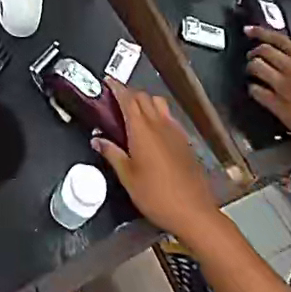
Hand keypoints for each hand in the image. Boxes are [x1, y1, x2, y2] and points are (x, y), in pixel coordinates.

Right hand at [92, 80, 223, 242]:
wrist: (192, 210)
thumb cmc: (156, 195)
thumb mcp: (128, 177)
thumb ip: (112, 154)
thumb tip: (98, 140)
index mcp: (142, 130)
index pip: (128, 99)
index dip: (117, 87)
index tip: (108, 82)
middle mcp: (159, 124)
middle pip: (144, 97)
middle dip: (129, 93)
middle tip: (116, 101)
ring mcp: (175, 130)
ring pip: (159, 103)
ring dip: (145, 101)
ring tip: (134, 113)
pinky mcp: (185, 139)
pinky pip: (169, 117)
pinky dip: (158, 114)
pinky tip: (153, 130)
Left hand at [246, 27, 290, 164]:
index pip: (280, 40)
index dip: (261, 32)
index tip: (249, 30)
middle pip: (264, 51)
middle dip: (254, 52)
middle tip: (252, 57)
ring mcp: (285, 88)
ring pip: (257, 68)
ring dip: (251, 68)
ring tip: (253, 73)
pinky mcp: (280, 108)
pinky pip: (257, 92)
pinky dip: (253, 89)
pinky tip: (256, 91)